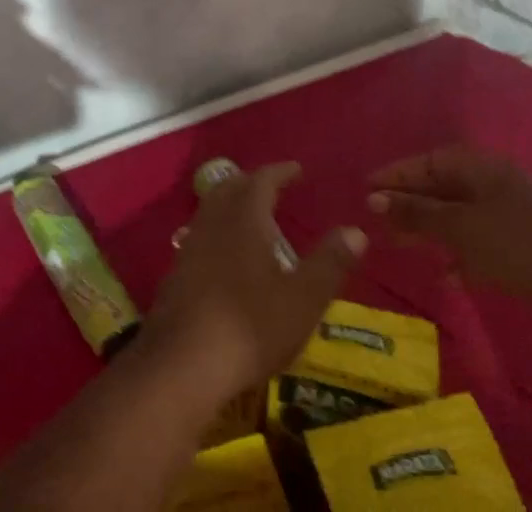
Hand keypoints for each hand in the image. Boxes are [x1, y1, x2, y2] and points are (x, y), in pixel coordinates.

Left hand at [142, 163, 365, 400]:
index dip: (279, 172)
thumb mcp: (303, 299)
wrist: (184, 362)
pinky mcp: (175, 276)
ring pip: (209, 213)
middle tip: (272, 186)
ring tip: (251, 218)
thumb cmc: (251, 326)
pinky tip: (225, 256)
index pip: (260, 182)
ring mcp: (188, 250)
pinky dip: (217, 232)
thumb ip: (329, 264)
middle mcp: (211, 226)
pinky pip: (199, 238)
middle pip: (227, 190)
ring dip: (230, 206)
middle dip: (250, 183)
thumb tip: (355, 231)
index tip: (296, 169)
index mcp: (243, 221)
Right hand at [367, 148, 531, 317]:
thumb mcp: (458, 228)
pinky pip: (480, 239)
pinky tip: (447, 275)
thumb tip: (375, 199)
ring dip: (430, 227)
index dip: (396, 174)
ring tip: (402, 245)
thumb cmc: (517, 248)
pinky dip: (459, 250)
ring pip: (460, 214)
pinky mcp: (526, 244)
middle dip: (410, 202)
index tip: (366, 189)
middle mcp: (498, 182)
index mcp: (483, 167)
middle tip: (379, 220)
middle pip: (444, 186)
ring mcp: (515, 213)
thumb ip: (415, 212)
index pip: (429, 161)